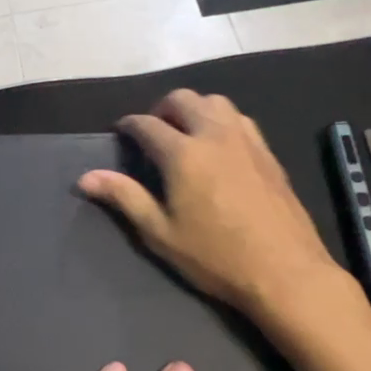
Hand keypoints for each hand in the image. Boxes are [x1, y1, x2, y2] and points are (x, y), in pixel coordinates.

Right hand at [78, 90, 340, 320]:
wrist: (284, 270)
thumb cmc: (215, 257)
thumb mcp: (161, 233)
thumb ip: (125, 198)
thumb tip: (86, 178)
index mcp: (183, 153)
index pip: (147, 124)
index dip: (129, 125)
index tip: (120, 133)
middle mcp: (214, 134)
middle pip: (183, 99)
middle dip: (161, 108)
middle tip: (152, 132)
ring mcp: (246, 139)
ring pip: (215, 102)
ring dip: (194, 108)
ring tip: (185, 133)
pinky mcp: (267, 152)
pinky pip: (239, 119)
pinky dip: (221, 120)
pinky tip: (219, 146)